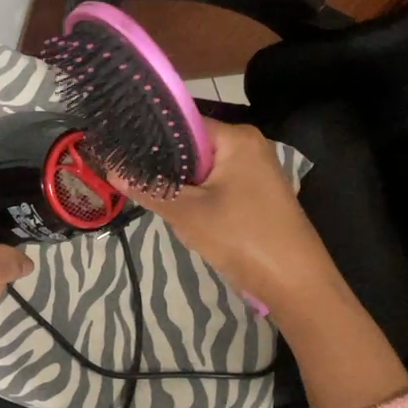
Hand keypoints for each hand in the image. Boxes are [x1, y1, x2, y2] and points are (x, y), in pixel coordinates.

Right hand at [113, 118, 407, 407]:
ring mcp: (255, 171)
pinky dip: (196, 197)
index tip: (117, 149)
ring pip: (202, 170)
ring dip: (179, 185)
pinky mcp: (256, 195)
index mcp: (236, 137)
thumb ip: (148, 188)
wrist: (297, 284)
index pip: (182, 123)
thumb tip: (110, 167)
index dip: (149, 136)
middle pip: (192, 146)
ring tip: (146, 195)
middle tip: (126, 176)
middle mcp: (248, 146)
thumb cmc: (243, 238)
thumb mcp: (187, 214)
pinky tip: (178, 212)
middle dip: (163, 165)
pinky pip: (216, 185)